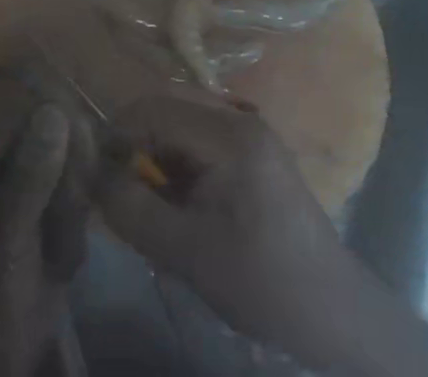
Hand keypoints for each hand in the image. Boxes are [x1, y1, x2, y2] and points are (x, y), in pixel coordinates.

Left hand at [0, 85, 96, 376]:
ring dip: (67, 223)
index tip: (88, 143)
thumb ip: (33, 168)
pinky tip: (55, 270)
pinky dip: (69, 246)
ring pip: (67, 188)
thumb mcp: (6, 223)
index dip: (57, 131)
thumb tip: (54, 108)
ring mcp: (19, 204)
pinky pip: (71, 220)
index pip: (22, 121)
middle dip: (63, 192)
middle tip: (55, 227)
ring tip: (49, 256)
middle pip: (51, 153)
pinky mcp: (40, 234)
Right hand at [96, 91, 351, 353]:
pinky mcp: (253, 151)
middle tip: (123, 188)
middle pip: (161, 111)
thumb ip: (128, 206)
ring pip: (176, 124)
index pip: (148, 111)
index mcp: (228, 135)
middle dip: (134, 147)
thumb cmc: (261, 280)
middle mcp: (239, 119)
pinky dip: (175, 163)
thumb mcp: (183, 249)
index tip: (101, 177)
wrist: (337, 317)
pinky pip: (196, 139)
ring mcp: (249, 133)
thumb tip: (90, 172)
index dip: (116, 138)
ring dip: (154, 155)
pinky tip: (179, 199)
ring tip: (150, 198)